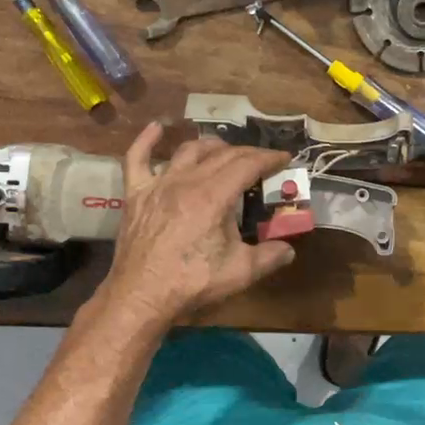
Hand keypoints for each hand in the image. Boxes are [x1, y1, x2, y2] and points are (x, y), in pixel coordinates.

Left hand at [92, 123, 295, 324]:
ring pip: (188, 151)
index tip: (285, 159)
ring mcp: (158, 185)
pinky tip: (156, 128)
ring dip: (211, 146)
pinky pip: (137, 159)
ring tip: (225, 150)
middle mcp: (186, 181)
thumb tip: (289, 250)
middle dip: (247, 153)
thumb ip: (270, 257)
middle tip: (262, 162)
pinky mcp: (136, 194)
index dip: (269, 158)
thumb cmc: (191, 283)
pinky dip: (147, 141)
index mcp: (213, 196)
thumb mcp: (240, 272)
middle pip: (222, 154)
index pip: (247, 164)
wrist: (140, 296)